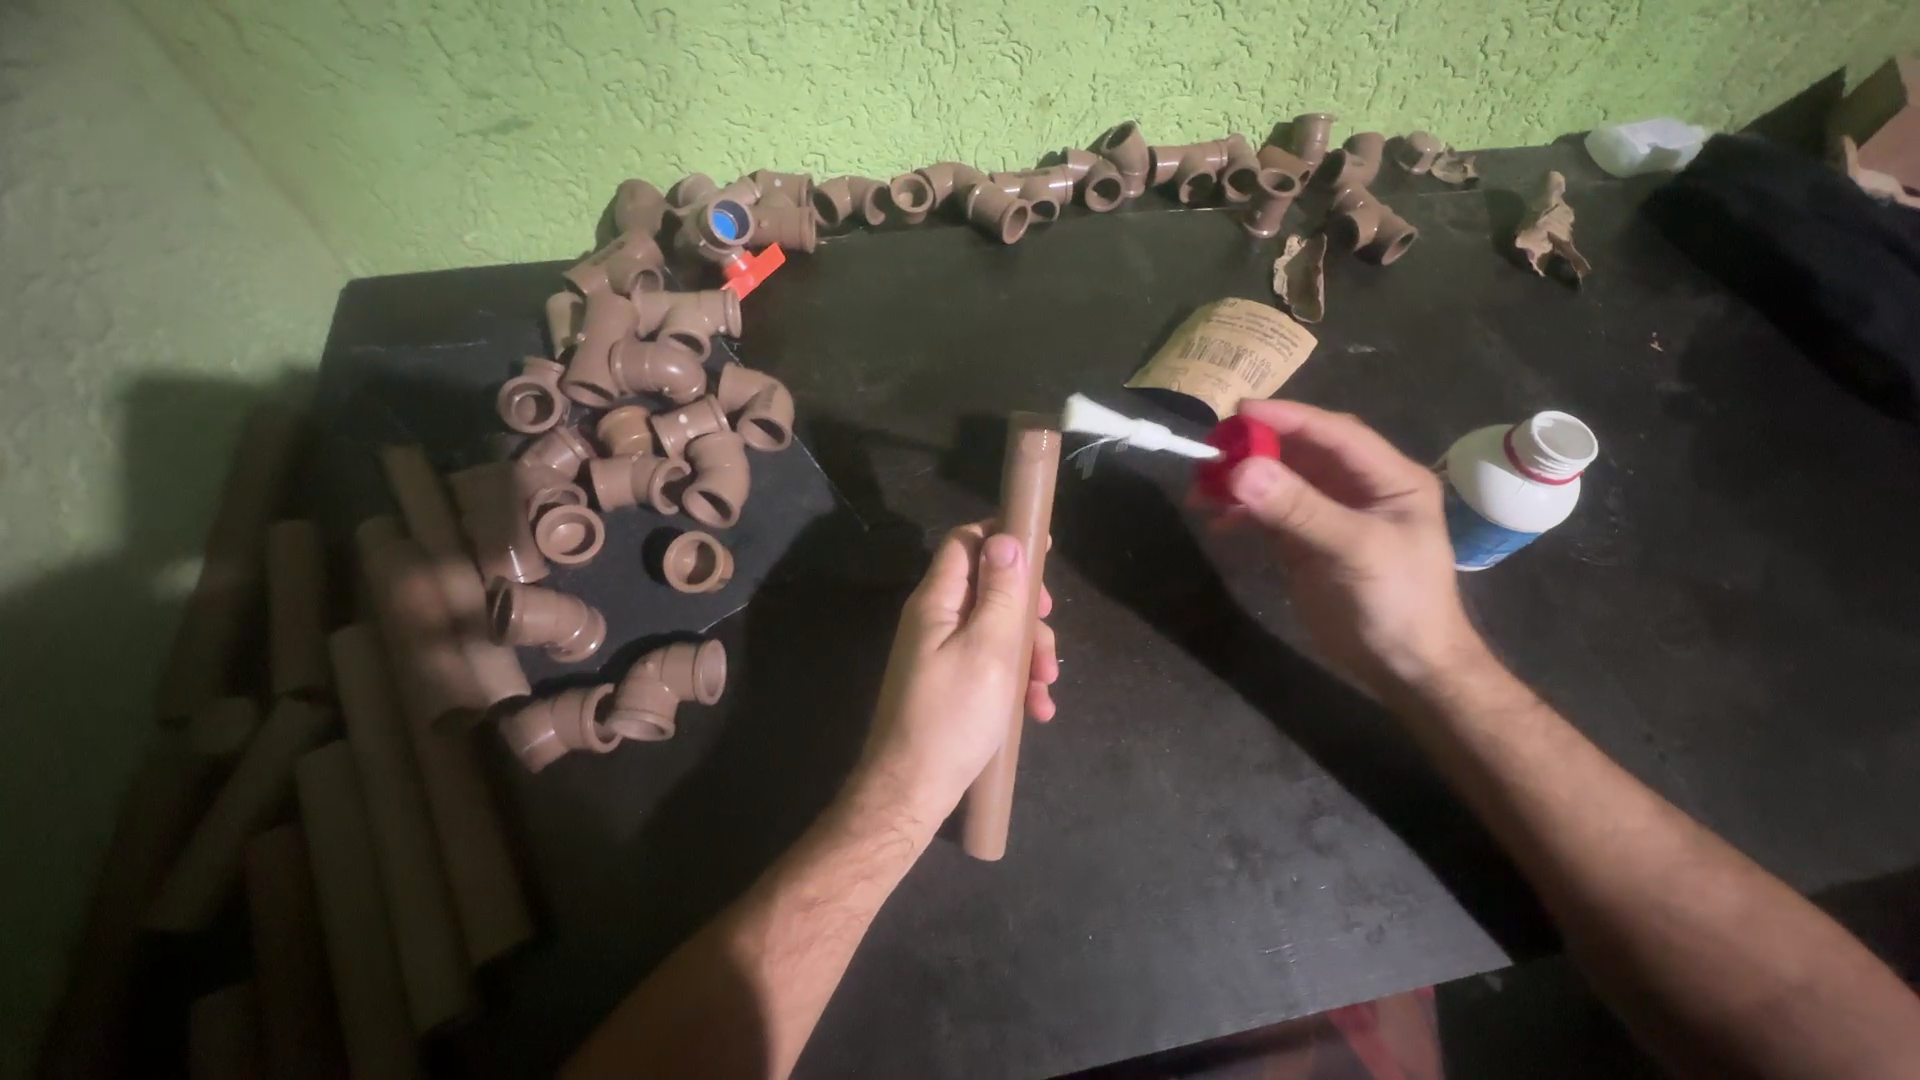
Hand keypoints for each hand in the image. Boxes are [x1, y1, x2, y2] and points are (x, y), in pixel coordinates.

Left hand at [854, 523, 1057, 822]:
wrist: (911, 790)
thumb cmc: (953, 716)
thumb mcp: (989, 649)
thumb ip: (1000, 592)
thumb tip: (1005, 539)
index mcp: (937, 602)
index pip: (965, 543)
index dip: (1003, 537)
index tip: (1045, 549)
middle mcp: (934, 621)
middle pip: (988, 589)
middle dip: (1026, 610)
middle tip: (1048, 633)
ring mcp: (939, 654)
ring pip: (994, 631)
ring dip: (1027, 653)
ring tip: (1046, 688)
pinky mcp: (947, 685)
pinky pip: (987, 666)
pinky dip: (1014, 681)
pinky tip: (1036, 711)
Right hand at [1220, 400, 1482, 696]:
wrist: (1402, 666)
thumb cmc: (1397, 601)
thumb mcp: (1352, 548)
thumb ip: (1299, 508)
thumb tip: (1240, 470)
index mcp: (1389, 477)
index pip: (1334, 432)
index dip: (1287, 418)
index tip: (1238, 412)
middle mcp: (1358, 487)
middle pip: (1301, 452)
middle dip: (1256, 449)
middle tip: (1211, 451)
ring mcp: (1329, 514)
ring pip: (1279, 481)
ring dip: (1242, 481)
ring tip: (1202, 489)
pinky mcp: (1304, 542)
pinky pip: (1268, 513)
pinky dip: (1242, 512)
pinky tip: (1218, 521)